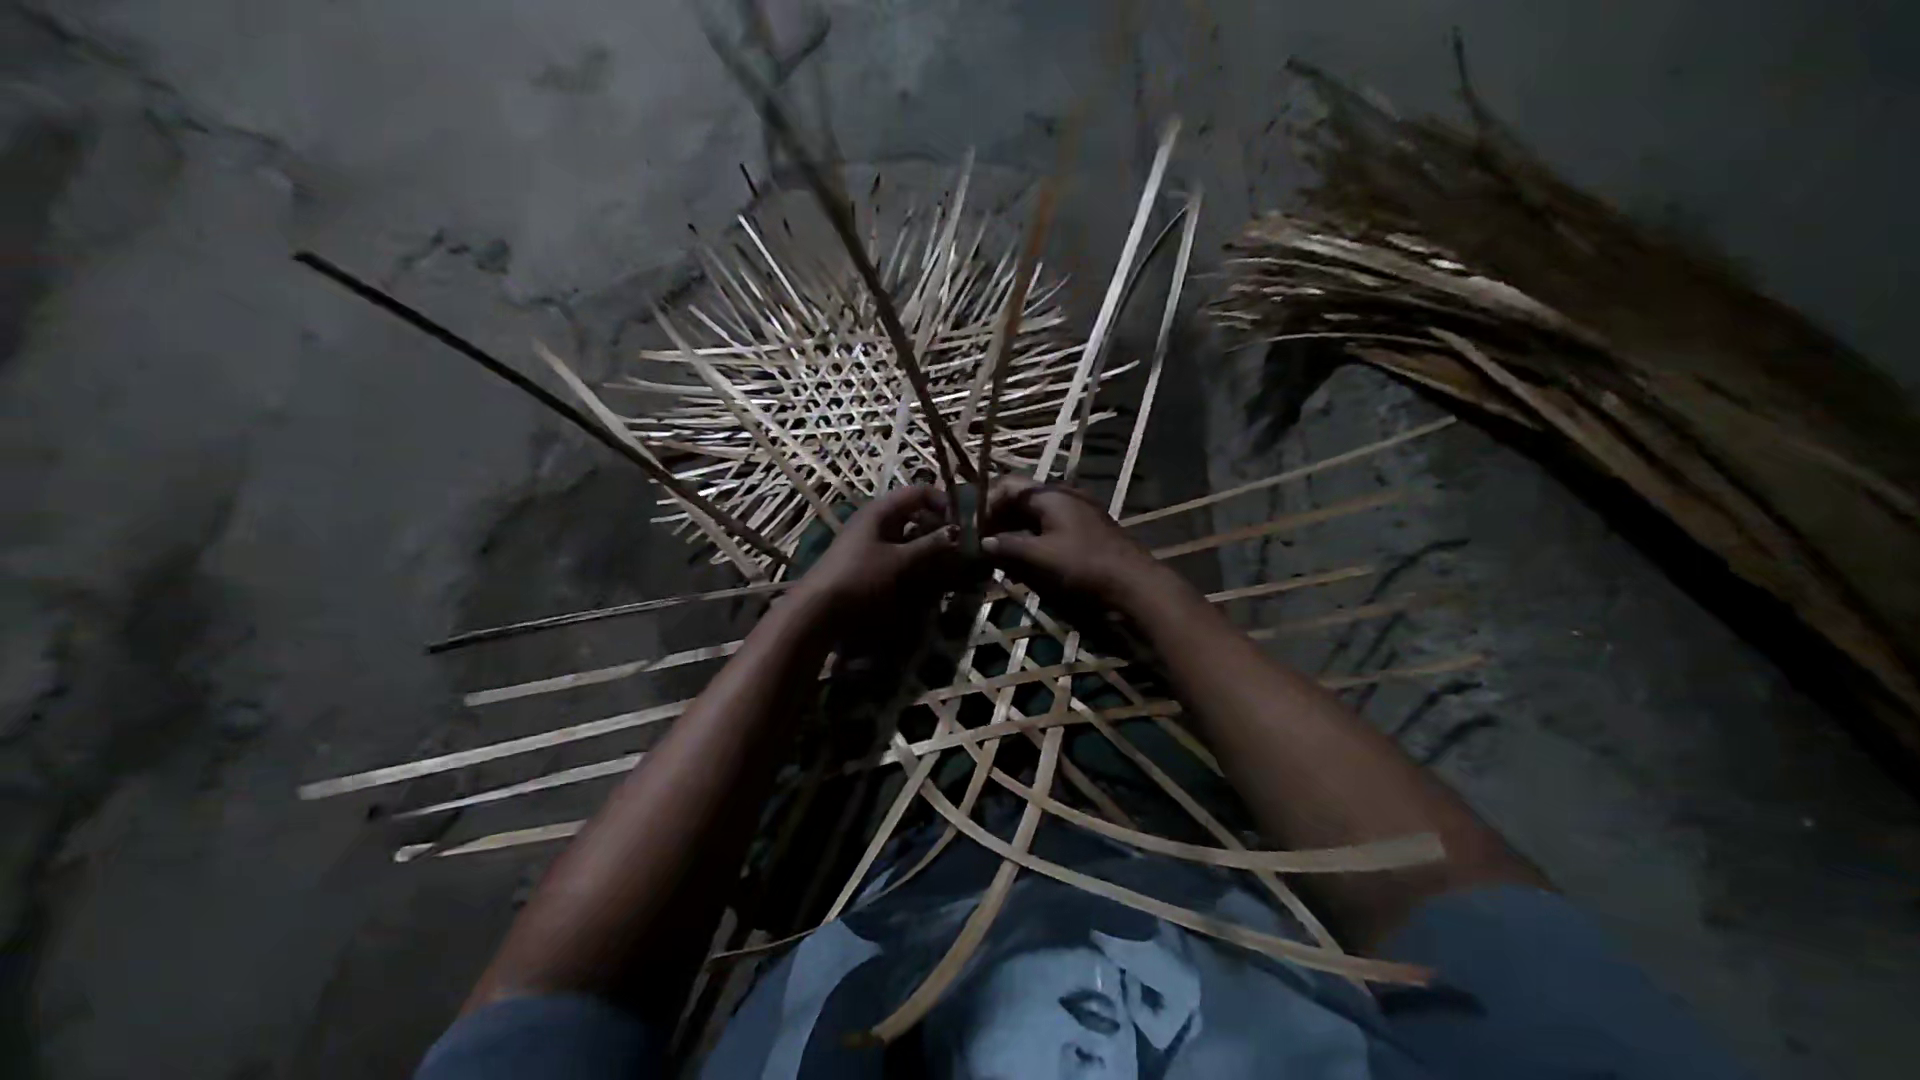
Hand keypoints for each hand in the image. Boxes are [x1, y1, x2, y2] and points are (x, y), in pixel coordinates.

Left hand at [791, 485, 959, 631]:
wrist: (819, 607)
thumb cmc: (859, 576)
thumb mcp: (898, 560)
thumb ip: (929, 545)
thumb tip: (957, 532)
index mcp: (880, 510)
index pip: (918, 491)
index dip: (941, 501)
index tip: (961, 523)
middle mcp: (875, 519)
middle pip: (913, 511)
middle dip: (936, 524)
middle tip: (956, 543)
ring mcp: (870, 538)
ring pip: (906, 532)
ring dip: (926, 542)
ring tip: (945, 560)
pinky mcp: (867, 558)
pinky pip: (897, 549)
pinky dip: (913, 555)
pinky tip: (924, 571)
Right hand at [982, 476, 1162, 603]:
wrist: (1134, 583)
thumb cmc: (1084, 564)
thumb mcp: (1039, 557)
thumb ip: (1007, 546)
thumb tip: (982, 542)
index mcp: (1050, 494)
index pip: (1007, 486)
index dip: (986, 504)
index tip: (975, 529)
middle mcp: (1063, 496)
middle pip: (1021, 499)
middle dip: (999, 519)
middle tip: (984, 544)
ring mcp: (1077, 512)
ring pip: (1035, 515)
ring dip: (1015, 531)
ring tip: (1000, 555)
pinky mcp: (1086, 530)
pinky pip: (1050, 527)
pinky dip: (1033, 539)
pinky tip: (1026, 561)